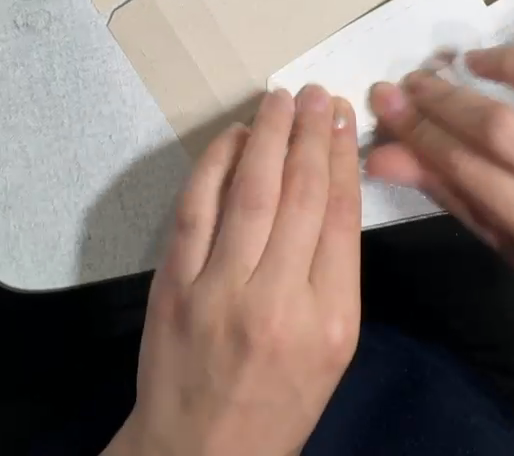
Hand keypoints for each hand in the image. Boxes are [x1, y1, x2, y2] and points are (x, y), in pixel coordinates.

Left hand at [108, 87, 362, 455]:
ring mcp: (219, 288)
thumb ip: (335, 271)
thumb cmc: (280, 401)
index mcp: (330, 320)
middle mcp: (278, 300)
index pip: (340, 216)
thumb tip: (330, 184)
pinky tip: (233, 135)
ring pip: (250, 189)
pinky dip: (215, 162)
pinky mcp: (174, 282)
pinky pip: (197, 205)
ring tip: (279, 100)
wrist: (199, 451)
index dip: (340, 156)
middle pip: (299, 193)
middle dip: (308, 133)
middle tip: (313, 93)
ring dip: (267, 135)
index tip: (340, 116)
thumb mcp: (332, 349)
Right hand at [365, 39, 513, 333]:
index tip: (386, 102)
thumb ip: (442, 189)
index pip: (470, 170)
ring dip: (513, 66)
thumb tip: (377, 154)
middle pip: (507, 129)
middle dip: (446, 100)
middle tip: (415, 81)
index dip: (420, 132)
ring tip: (476, 61)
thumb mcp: (499, 242)